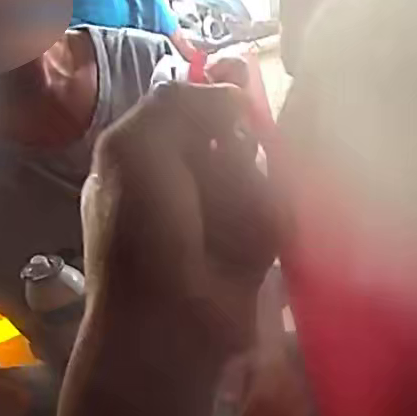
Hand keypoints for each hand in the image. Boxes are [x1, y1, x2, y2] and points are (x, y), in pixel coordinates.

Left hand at [81, 81, 280, 357]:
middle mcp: (188, 181)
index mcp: (149, 153)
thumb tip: (237, 94)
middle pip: (239, 143)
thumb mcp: (137, 151)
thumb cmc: (142, 237)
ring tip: (238, 234)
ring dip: (257, 199)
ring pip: (264, 179)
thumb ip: (180, 106)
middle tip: (223, 189)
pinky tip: (260, 247)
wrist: (173, 321)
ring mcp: (224, 216)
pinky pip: (279, 217)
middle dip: (240, 160)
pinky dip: (274, 225)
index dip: (220, 105)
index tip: (240, 111)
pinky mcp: (256, 250)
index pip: (197, 108)